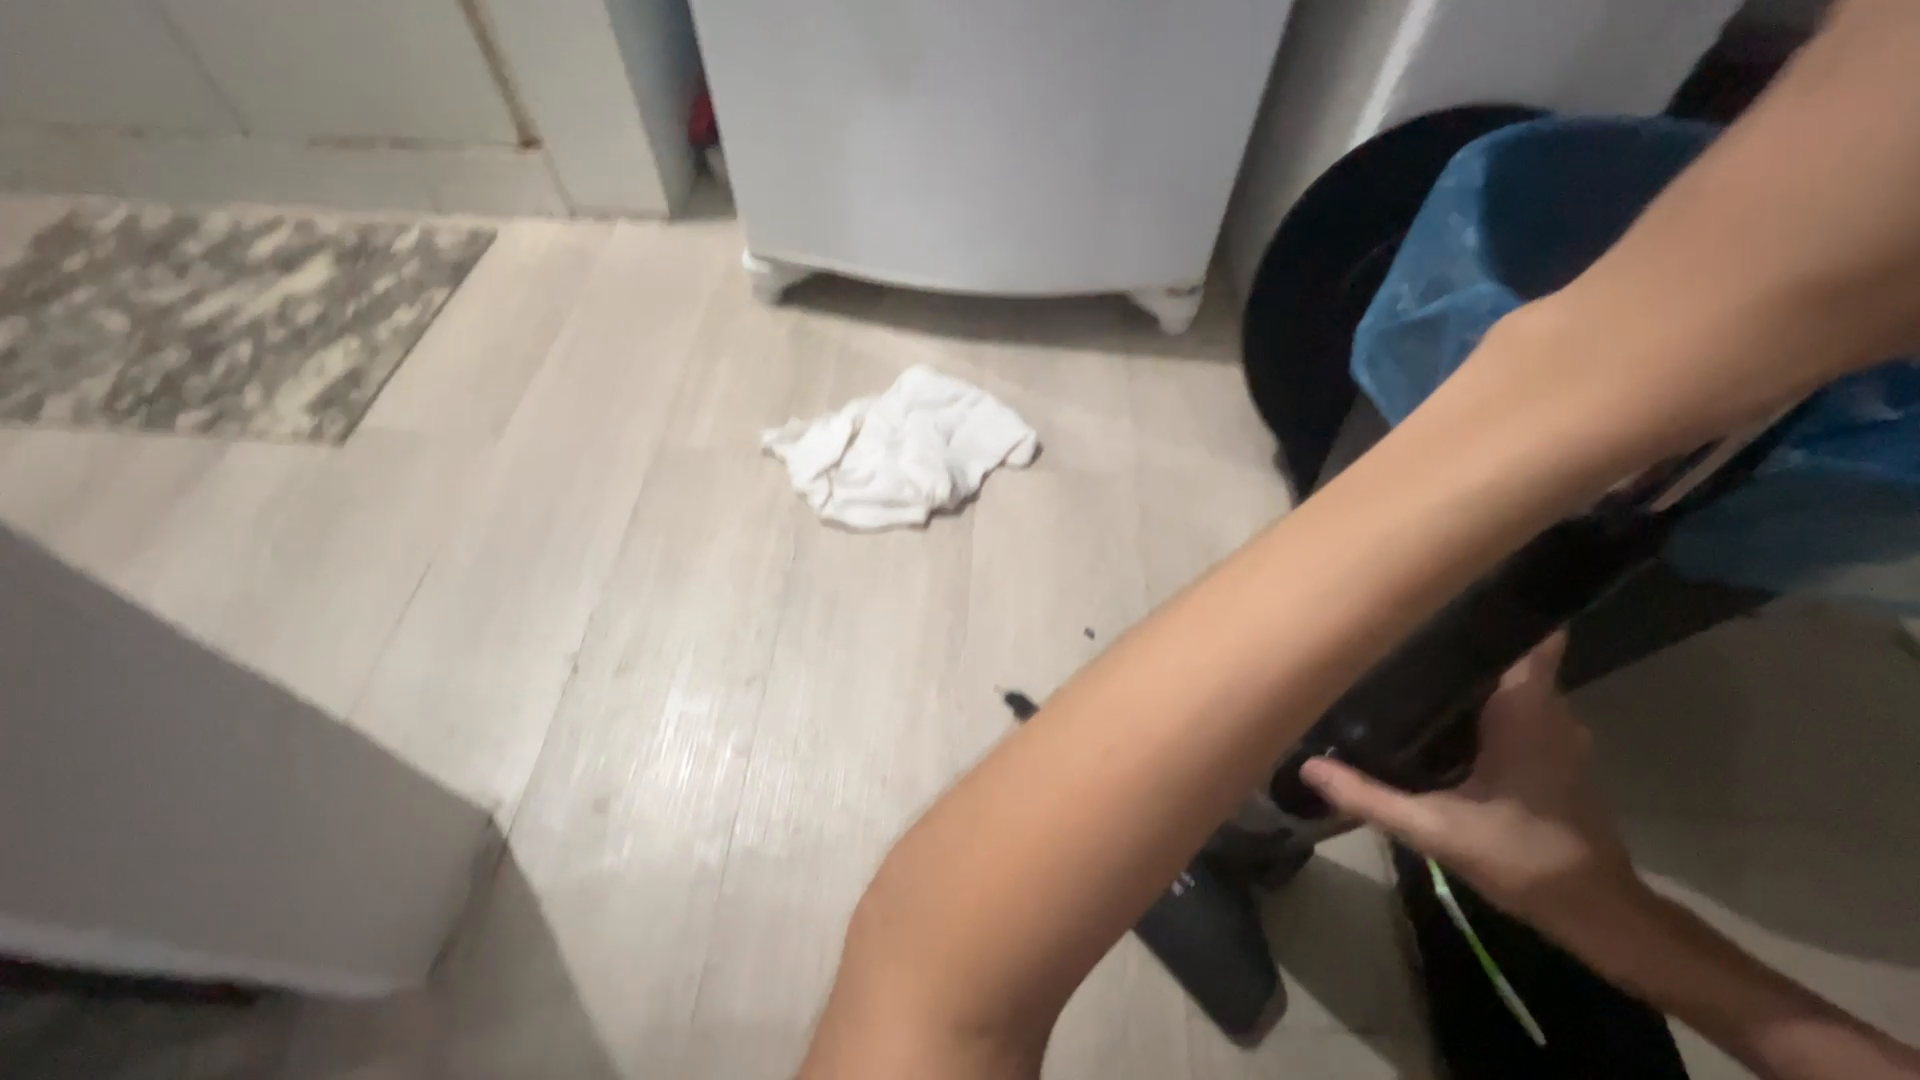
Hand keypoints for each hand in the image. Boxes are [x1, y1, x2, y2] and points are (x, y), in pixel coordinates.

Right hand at [1299, 633, 1652, 945]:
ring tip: (1411, 670)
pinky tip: (1442, 721)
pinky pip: (1520, 712)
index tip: (1445, 597)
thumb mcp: (1434, 830)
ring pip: (1514, 687)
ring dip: (1473, 680)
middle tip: (1401, 635)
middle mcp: (1552, 714)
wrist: (1596, 913)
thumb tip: (1308, 766)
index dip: (1497, 611)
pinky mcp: (1558, 758)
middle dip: (1463, 646)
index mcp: (1528, 713)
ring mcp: (1561, 736)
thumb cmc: (1522, 858)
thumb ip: (1370, 796)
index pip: (1531, 638)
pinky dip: (1486, 709)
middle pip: (1509, 659)